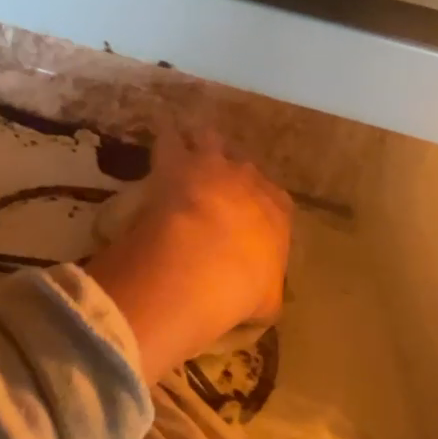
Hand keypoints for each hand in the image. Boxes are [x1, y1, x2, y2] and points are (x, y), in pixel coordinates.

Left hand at [84, 128, 291, 383]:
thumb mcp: (266, 300)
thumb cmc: (242, 286)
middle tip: (216, 188)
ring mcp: (214, 165)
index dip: (262, 205)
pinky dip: (166, 139)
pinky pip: (170, 137)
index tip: (249, 216)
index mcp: (278, 211)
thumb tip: (260, 293)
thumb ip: (266, 288)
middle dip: (231, 175)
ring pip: (211, 140)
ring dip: (201, 146)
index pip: (277, 200)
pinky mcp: (177, 160)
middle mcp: (250, 180)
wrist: (203, 259)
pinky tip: (159, 141)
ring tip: (189, 152)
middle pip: (244, 168)